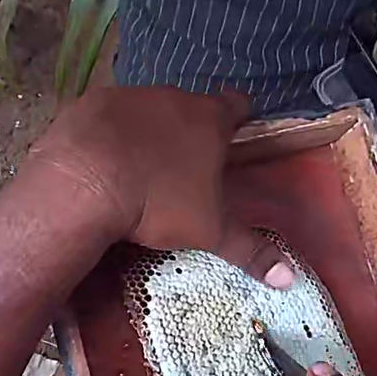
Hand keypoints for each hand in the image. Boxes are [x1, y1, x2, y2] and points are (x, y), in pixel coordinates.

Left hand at [30, 86, 290, 287]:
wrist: (86, 182)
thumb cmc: (158, 204)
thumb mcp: (208, 232)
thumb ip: (248, 250)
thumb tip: (289, 278)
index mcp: (208, 121)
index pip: (236, 105)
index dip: (239, 116)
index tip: (236, 129)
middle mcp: (172, 98)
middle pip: (188, 108)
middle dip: (187, 132)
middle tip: (181, 166)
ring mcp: (128, 97)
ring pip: (145, 111)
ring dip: (145, 133)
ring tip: (136, 169)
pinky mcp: (89, 105)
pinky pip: (105, 119)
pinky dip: (106, 136)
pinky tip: (99, 163)